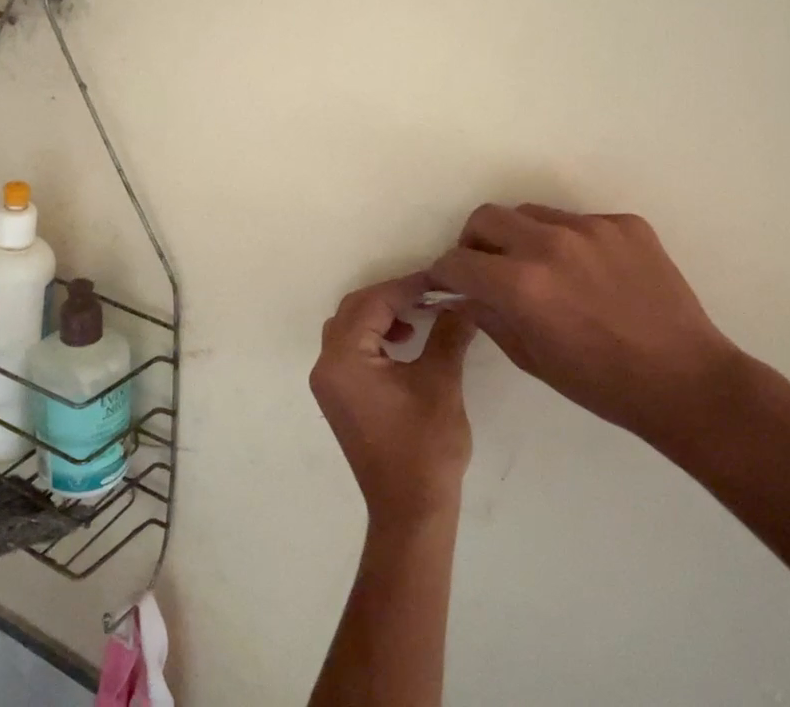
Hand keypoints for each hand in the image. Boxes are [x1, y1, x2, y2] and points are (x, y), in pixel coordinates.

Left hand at [311, 275, 475, 525]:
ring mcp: (329, 384)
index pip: (372, 303)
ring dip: (381, 316)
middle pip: (353, 310)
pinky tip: (406, 344)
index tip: (442, 280)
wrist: (410, 508)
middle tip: (431, 295)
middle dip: (392, 297)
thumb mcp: (441, 383)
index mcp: (344, 360)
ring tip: (420, 319)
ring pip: (348, 329)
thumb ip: (449, 334)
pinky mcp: (339, 398)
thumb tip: (463, 300)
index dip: (408, 286)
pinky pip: (350, 351)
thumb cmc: (425, 447)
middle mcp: (326, 366)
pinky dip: (375, 337)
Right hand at [429, 204, 739, 438]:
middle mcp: (550, 244)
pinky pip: (578, 222)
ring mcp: (591, 228)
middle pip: (486, 218)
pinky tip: (588, 275)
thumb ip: (488, 316)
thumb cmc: (600, 383)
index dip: (443, 274)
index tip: (444, 283)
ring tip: (540, 270)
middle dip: (474, 243)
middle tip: (486, 269)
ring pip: (531, 214)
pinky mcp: (625, 224)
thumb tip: (461, 295)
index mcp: (520, 284)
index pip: (457, 261)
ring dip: (520, 238)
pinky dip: (568, 242)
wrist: (683, 379)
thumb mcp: (530, 357)